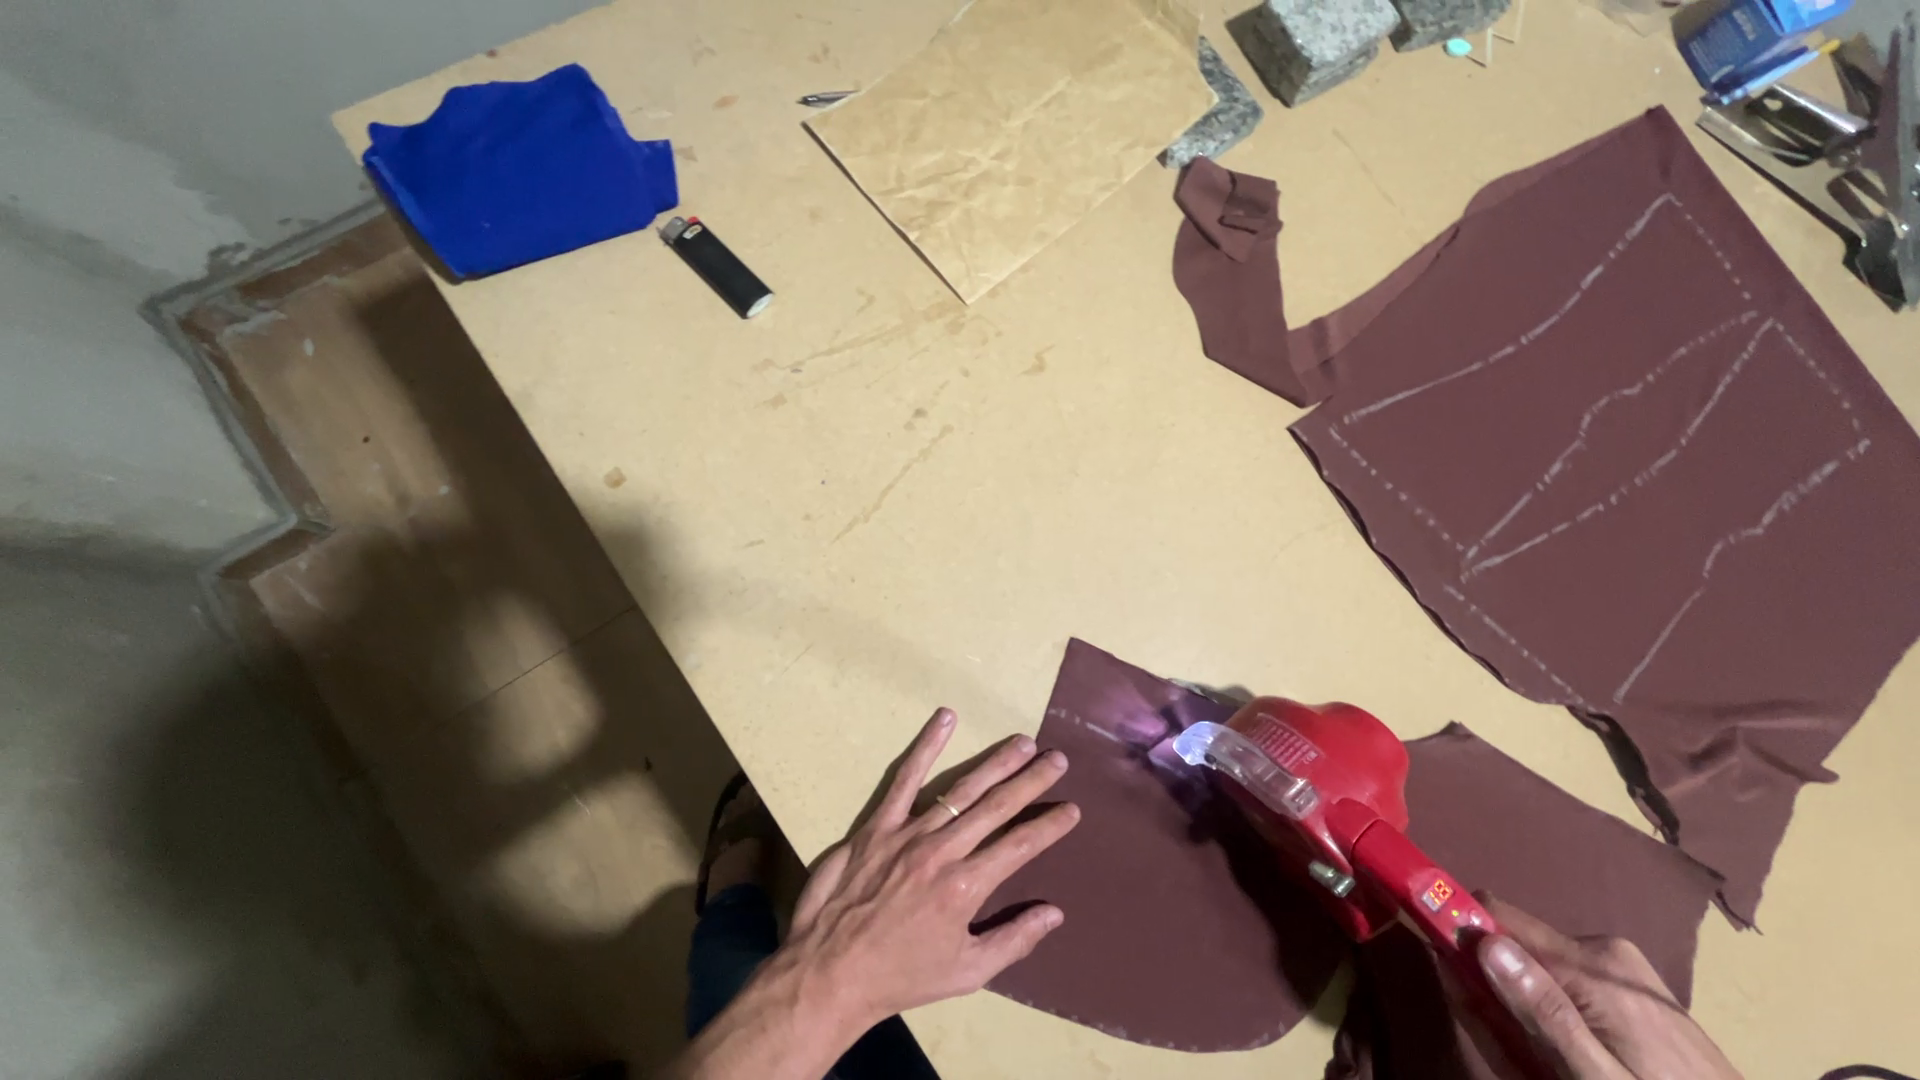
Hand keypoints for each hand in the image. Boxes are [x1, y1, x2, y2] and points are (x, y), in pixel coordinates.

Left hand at [665, 708, 1079, 1079]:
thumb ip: (1013, 940)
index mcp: (966, 887)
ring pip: (961, 789)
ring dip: (996, 763)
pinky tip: (946, 719)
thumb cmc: (902, 976)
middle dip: (1032, 781)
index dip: (1049, 825)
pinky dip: (926, 746)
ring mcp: (908, 833)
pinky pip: (904, 778)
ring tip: (1023, 743)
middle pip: (997, 807)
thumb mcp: (966, 973)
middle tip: (1059, 759)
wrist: (830, 972)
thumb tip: (1054, 913)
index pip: (1020, 845)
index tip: (1072, 808)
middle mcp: (943, 852)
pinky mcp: (878, 824)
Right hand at [1473, 895, 1742, 1079]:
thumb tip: (1484, 942)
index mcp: (1594, 964)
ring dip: (1521, 1001)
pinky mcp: (1633, 987)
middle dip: (1493, 984)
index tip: (1438, 965)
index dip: (1458, 934)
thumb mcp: (1595, 1077)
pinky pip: (1566, 981)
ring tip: (1542, 1060)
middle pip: (1515, 944)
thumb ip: (1541, 1012)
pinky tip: (1570, 1052)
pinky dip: (1550, 1007)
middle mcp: (1605, 950)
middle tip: (1504, 1044)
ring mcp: (1624, 967)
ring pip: (1538, 966)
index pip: (1497, 916)